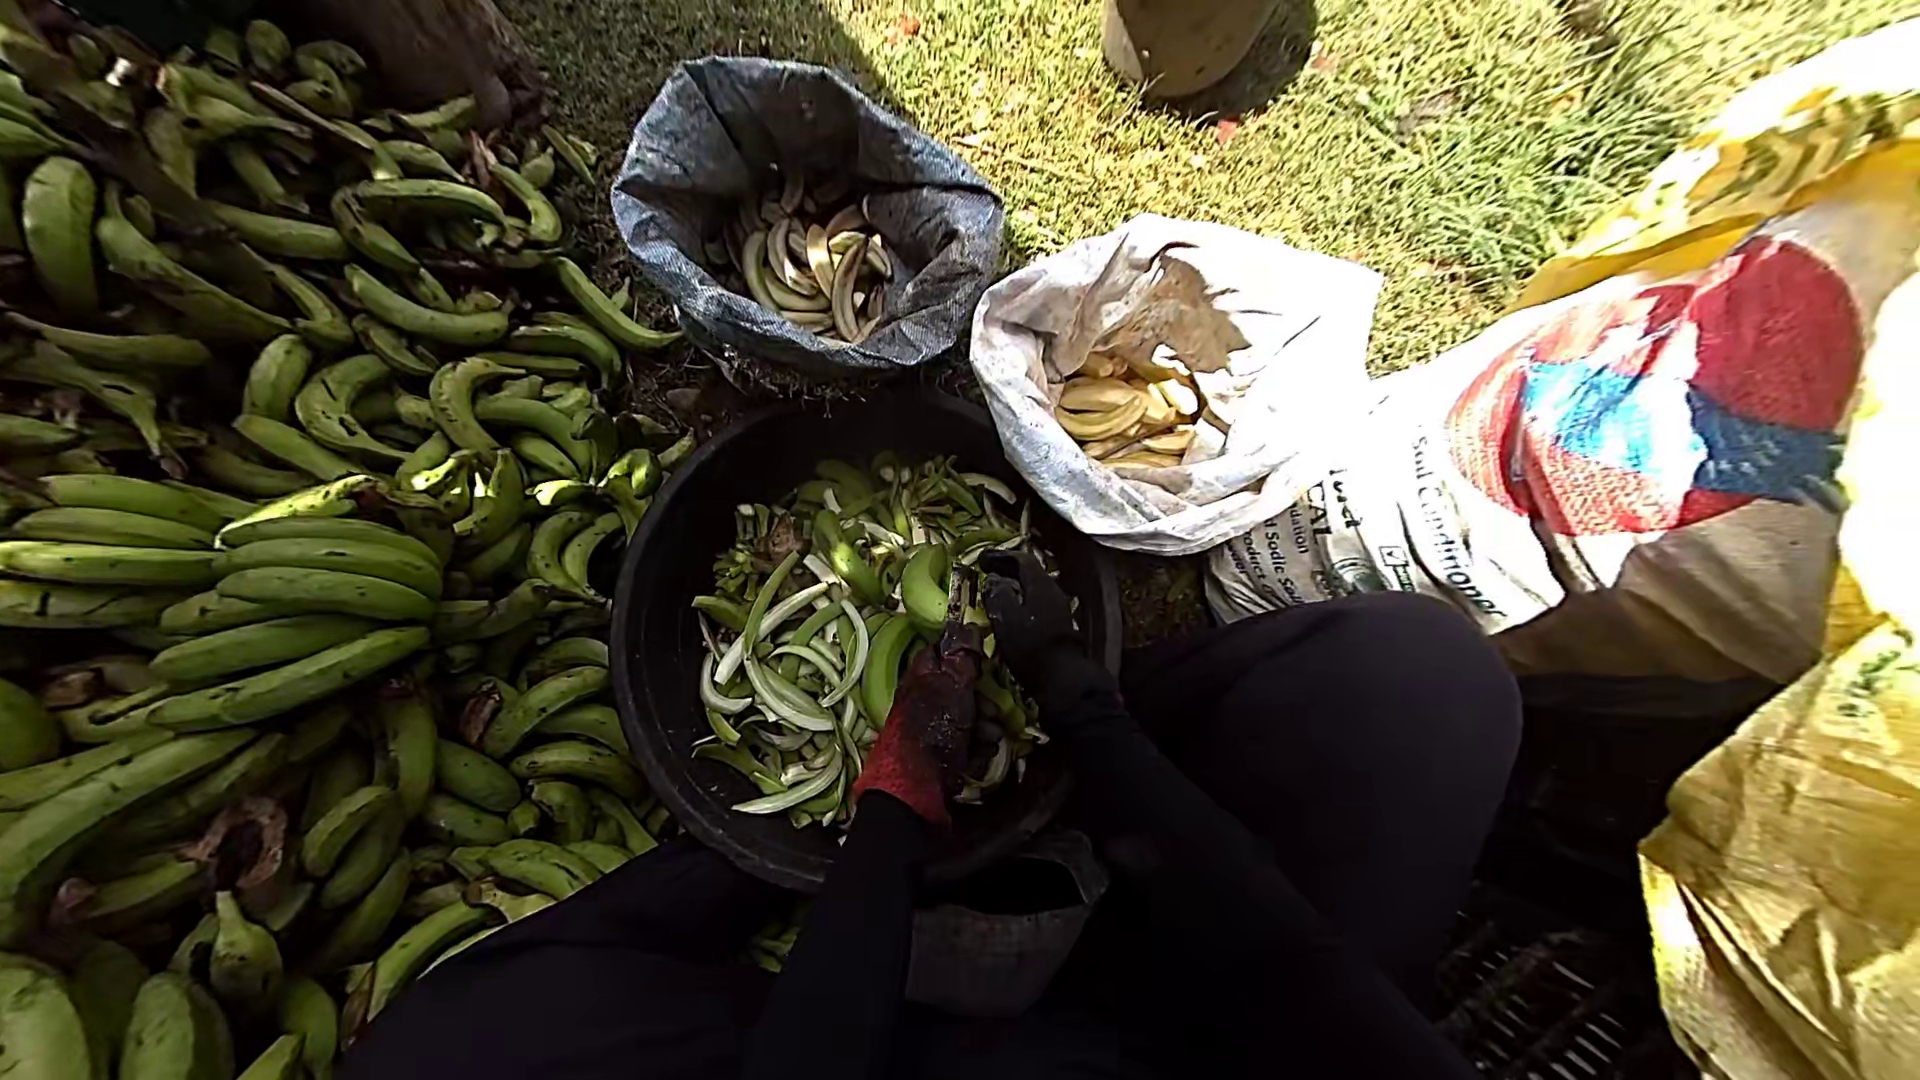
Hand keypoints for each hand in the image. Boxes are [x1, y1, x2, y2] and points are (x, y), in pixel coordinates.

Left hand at [850, 628, 982, 825]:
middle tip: (988, 709)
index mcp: (922, 675)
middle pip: (964, 685)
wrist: (915, 791)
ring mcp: (934, 726)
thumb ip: (962, 657)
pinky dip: (976, 748)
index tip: (984, 661)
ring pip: (970, 715)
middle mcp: (926, 698)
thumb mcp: (951, 685)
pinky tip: (975, 756)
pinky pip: (969, 742)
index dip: (965, 652)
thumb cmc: (932, 730)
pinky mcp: (943, 752)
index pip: (942, 650)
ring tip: (984, 737)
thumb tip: (968, 624)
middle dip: (983, 698)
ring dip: (985, 726)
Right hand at [980, 551, 1079, 692]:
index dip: (1001, 557)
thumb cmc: (1030, 647)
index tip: (982, 560)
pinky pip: (1038, 603)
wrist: (1062, 679)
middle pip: (1030, 573)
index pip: (1022, 560)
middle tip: (987, 573)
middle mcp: (1053, 592)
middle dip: (1007, 570)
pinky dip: (1022, 601)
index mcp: (1040, 585)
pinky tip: (1012, 613)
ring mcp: (1059, 609)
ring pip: (1034, 589)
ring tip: (996, 592)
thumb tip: (993, 580)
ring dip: (1015, 587)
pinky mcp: (1060, 626)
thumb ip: (998, 595)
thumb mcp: (1006, 618)